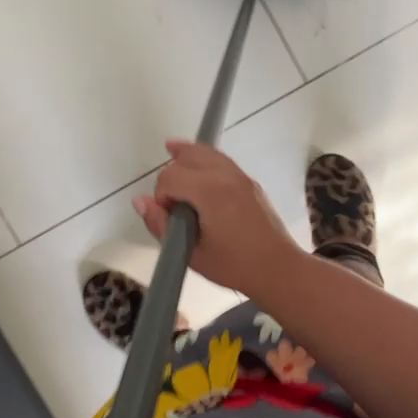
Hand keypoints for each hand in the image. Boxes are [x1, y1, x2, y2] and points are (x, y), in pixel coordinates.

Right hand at [133, 140, 303, 295]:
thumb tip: (140, 201)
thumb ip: (161, 225)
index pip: (170, 177)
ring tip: (172, 148)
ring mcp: (240, 176)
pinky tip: (197, 161)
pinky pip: (222, 160)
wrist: (278, 268)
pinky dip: (206, 157)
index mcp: (209, 192)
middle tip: (171, 203)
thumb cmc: (233, 265)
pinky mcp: (249, 182)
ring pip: (207, 153)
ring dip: (188, 154)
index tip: (168, 218)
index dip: (161, 196)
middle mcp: (225, 176)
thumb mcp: (191, 253)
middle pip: (187, 158)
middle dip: (172, 174)